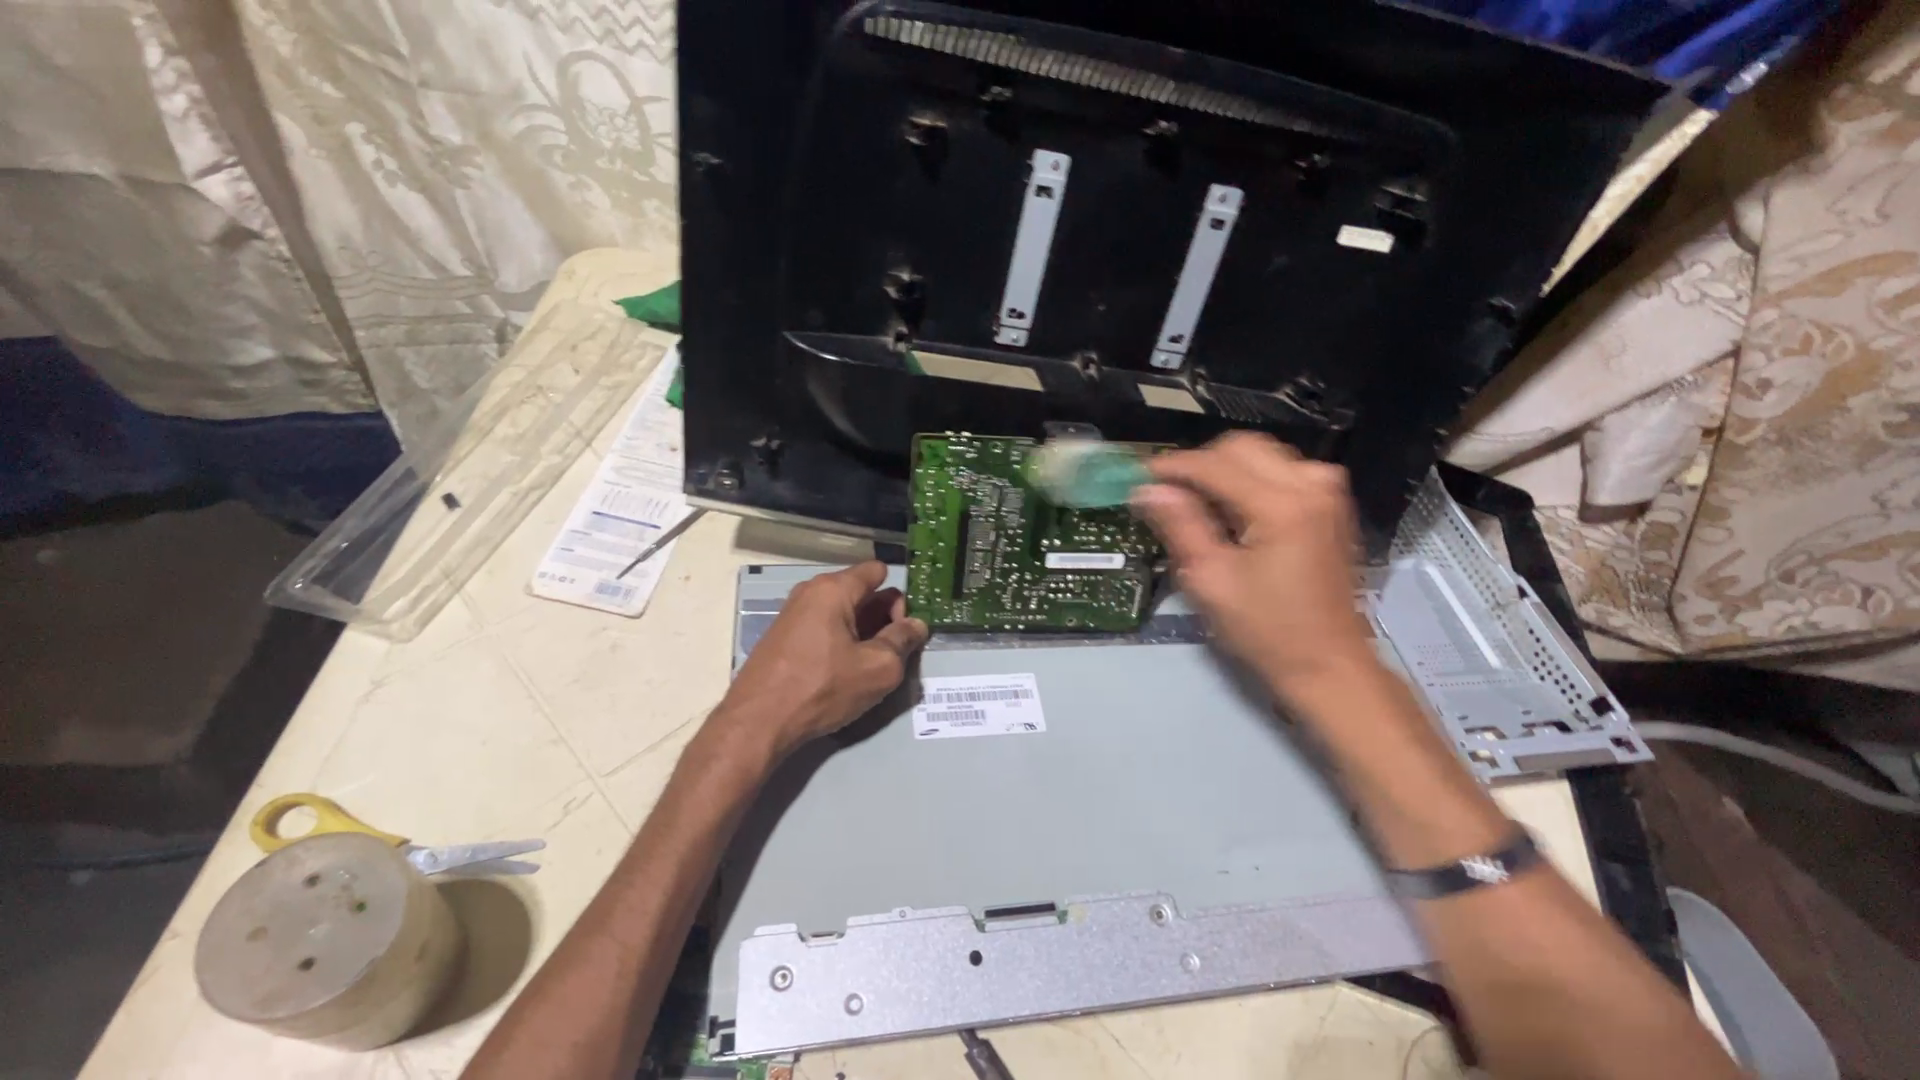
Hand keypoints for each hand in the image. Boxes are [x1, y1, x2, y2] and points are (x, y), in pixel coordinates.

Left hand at [711, 561, 928, 761]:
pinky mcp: (784, 639)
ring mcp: (793, 615)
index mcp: (833, 589)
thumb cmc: (822, 688)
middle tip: (895, 653)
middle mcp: (810, 593)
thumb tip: (916, 625)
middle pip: (860, 593)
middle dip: (884, 618)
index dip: (899, 596)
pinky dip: (841, 645)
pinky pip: (824, 630)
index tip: (907, 629)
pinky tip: (845, 675)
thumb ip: (902, 642)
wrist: (758, 722)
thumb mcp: (877, 668)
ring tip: (873, 668)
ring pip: (842, 614)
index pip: (877, 571)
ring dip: (863, 635)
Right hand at [1132, 433, 1376, 706]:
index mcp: (1280, 506)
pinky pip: (1284, 471)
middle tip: (1170, 492)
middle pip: (1241, 447)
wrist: (1329, 663)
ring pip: (1264, 455)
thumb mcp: (1211, 581)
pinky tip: (1235, 511)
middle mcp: (1310, 485)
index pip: (1214, 465)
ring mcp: (1328, 492)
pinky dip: (1253, 480)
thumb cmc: (1266, 630)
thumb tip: (1147, 489)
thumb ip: (1180, 526)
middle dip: (1201, 463)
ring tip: (1200, 504)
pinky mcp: (1332, 505)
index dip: (1172, 467)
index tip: (1140, 476)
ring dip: (1228, 470)